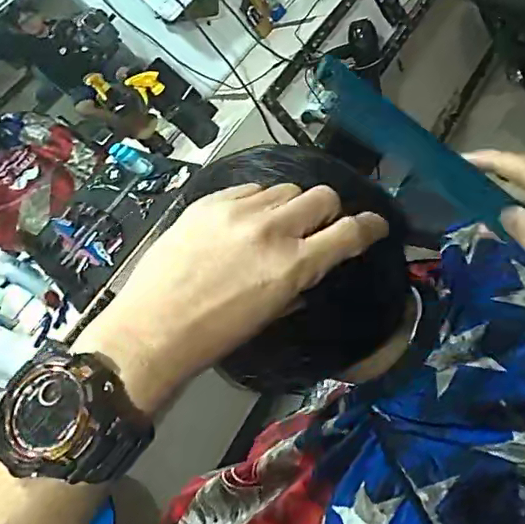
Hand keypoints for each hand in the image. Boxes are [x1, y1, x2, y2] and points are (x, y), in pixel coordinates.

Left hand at [81, 184, 389, 413]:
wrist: (150, 331)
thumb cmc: (214, 335)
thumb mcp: (271, 313)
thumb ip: (300, 282)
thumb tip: (313, 264)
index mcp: (291, 266)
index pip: (350, 232)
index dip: (370, 226)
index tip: (375, 225)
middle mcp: (271, 231)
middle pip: (323, 197)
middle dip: (329, 211)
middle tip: (317, 226)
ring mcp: (238, 211)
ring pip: (287, 188)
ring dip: (290, 205)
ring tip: (273, 225)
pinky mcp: (209, 202)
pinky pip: (250, 188)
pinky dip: (257, 202)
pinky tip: (243, 221)